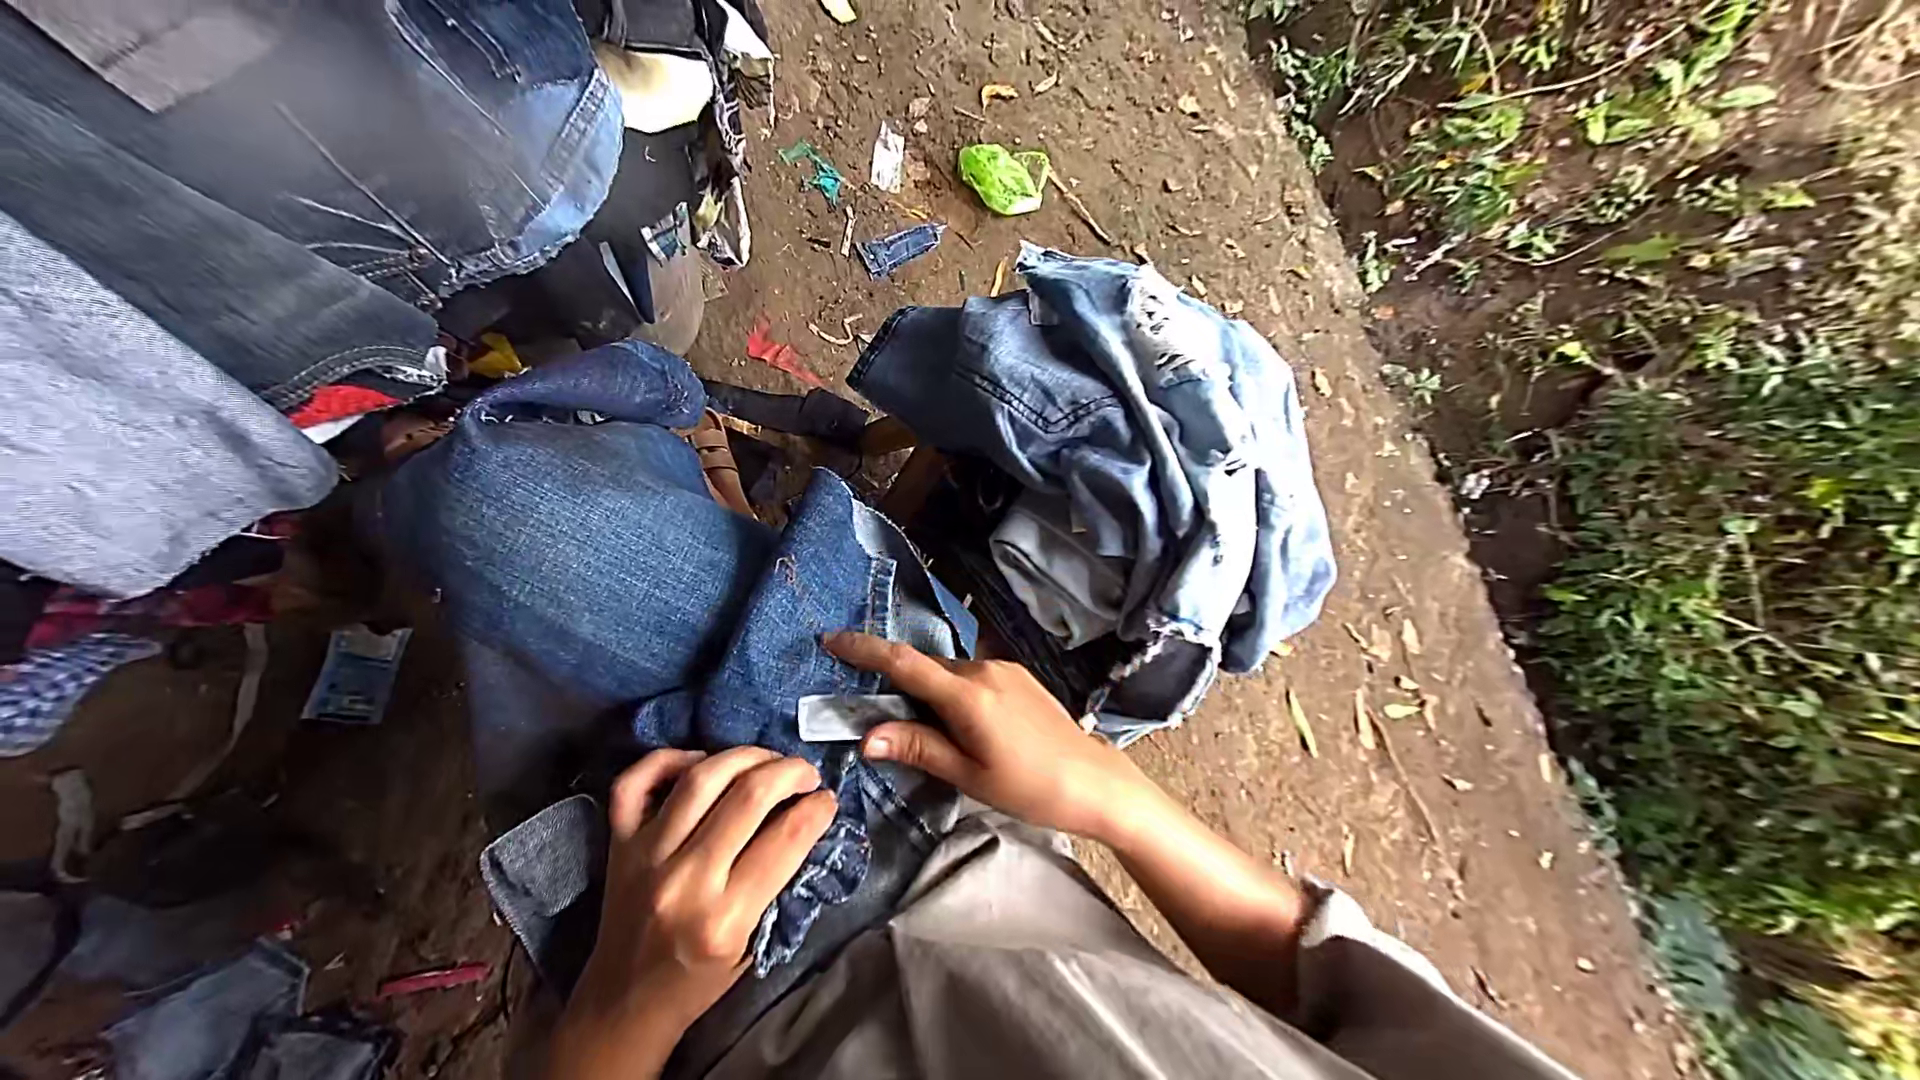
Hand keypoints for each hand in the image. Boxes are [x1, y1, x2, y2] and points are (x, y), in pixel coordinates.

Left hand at [546, 748, 836, 1078]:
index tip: (827, 799)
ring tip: (767, 761)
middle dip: (790, 771)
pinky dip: (670, 759)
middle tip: (806, 773)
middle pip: (748, 795)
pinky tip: (700, 761)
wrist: (624, 1005)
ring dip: (746, 756)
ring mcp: (644, 856)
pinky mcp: (618, 843)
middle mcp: (683, 882)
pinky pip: (637, 781)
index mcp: (723, 919)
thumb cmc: (700, 979)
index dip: (817, 808)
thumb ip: (780, 879)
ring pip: (701, 777)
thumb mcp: (754, 941)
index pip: (785, 838)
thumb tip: (809, 816)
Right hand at [822, 631, 1161, 842]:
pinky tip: (963, 721)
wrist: (1093, 780)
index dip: (865, 649)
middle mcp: (984, 669)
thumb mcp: (968, 774)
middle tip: (880, 713)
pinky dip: (953, 690)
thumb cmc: (1029, 787)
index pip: (904, 662)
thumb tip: (866, 737)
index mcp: (967, 695)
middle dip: (897, 683)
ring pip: (949, 671)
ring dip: (929, 690)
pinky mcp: (1018, 674)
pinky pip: (971, 674)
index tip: (832, 640)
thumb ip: (918, 747)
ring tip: (930, 730)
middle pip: (925, 667)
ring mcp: (1004, 668)